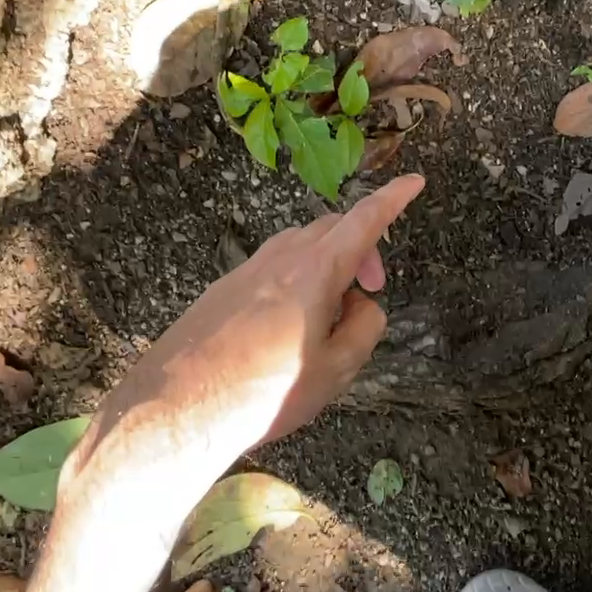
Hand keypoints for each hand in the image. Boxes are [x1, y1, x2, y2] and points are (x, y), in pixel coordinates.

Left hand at [69, 175, 426, 482]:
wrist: (176, 410)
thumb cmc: (267, 391)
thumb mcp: (337, 369)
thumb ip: (365, 326)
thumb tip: (360, 305)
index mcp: (316, 270)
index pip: (365, 220)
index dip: (395, 198)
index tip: (415, 181)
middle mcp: (281, 258)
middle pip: (333, 228)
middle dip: (363, 246)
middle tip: (373, 288)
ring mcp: (247, 270)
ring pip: (300, 245)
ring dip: (328, 262)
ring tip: (329, 312)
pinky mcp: (223, 288)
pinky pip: (272, 267)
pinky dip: (296, 279)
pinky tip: (286, 327)